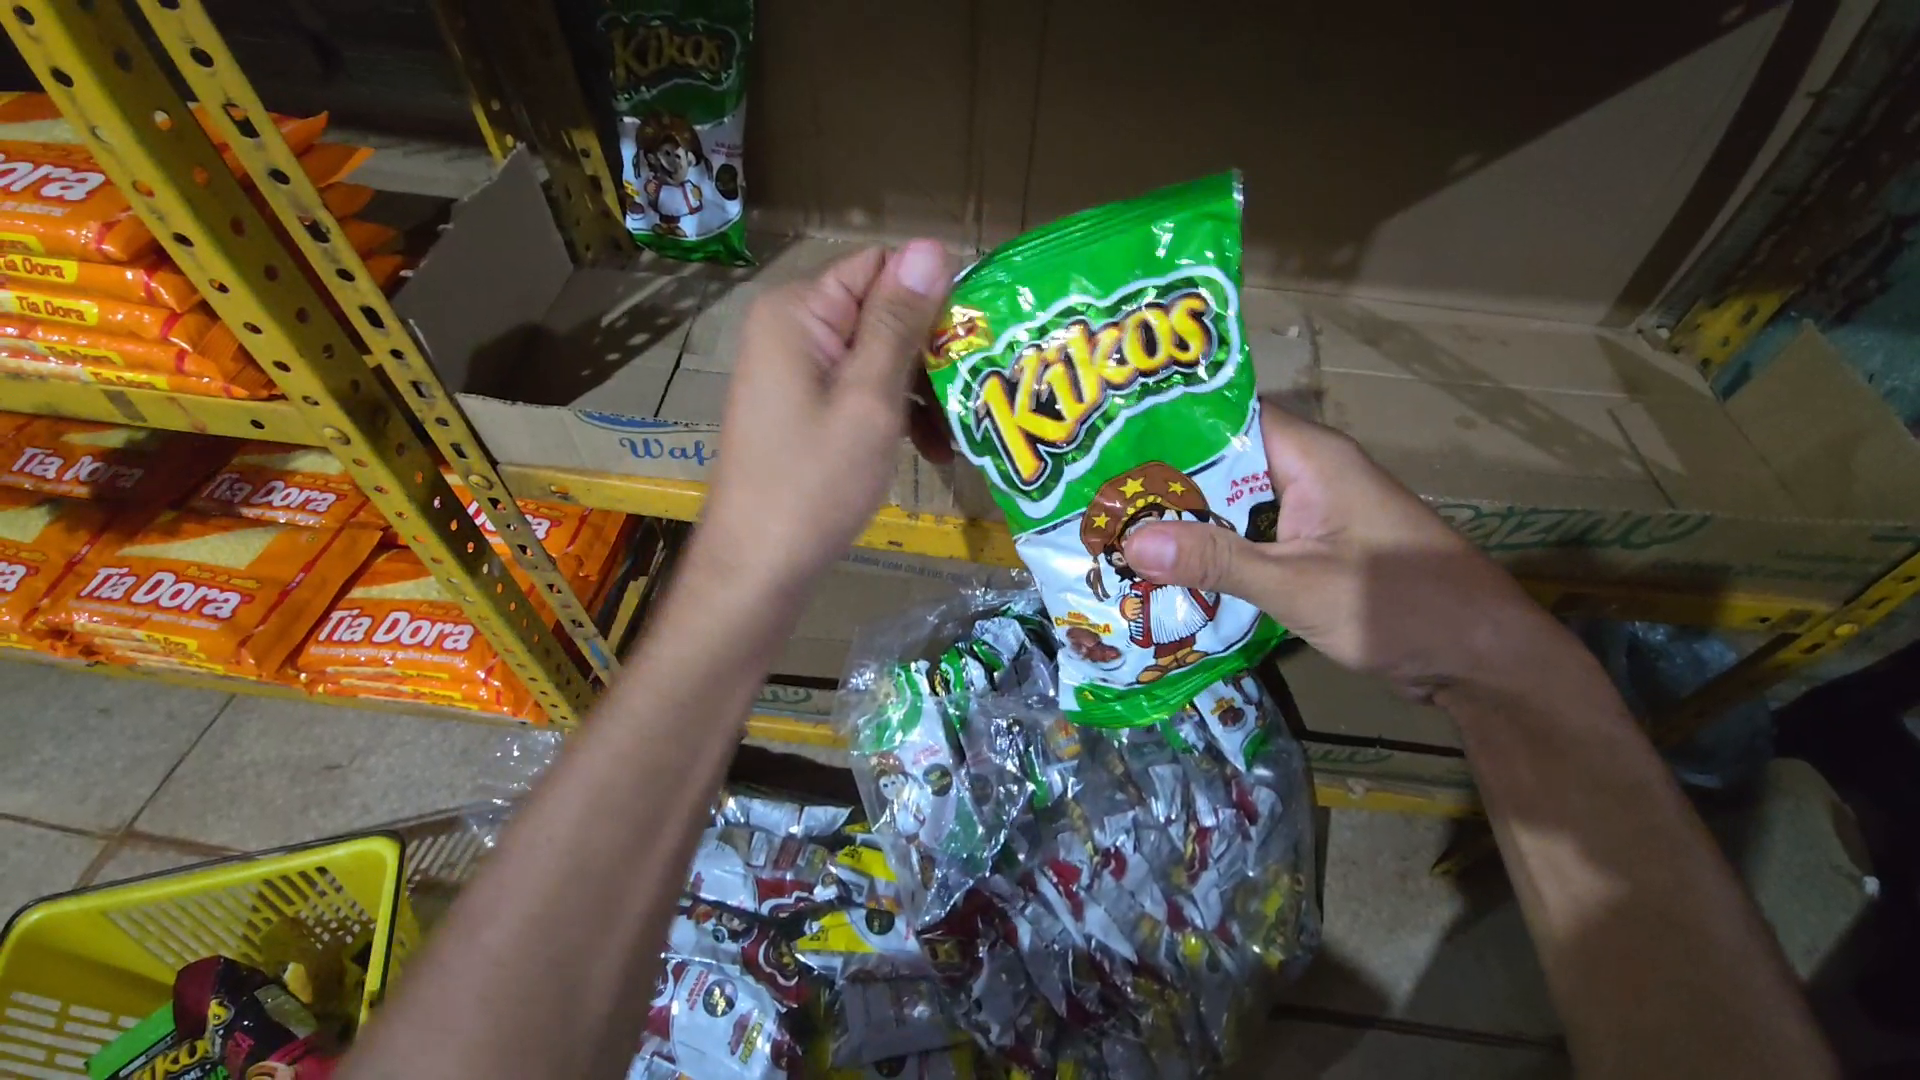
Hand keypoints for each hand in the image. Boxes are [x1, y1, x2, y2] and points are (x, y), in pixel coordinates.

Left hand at [698, 240, 952, 587]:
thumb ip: (899, 322)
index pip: (880, 266)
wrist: (758, 566)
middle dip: (929, 354)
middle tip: (974, 397)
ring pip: (876, 356)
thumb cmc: (814, 484)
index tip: (977, 341)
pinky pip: (858, 390)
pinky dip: (894, 414)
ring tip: (954, 440)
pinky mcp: (801, 407)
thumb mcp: (869, 399)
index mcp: (798, 311)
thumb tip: (933, 245)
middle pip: (880, 312)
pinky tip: (929, 452)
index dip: (933, 297)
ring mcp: (793, 370)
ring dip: (919, 392)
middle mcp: (790, 328)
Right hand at [1120, 403, 1564, 700]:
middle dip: (1166, 481)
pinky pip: (1253, 536)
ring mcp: (1314, 512)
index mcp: (1313, 458)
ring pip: (1235, 502)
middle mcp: (1310, 473)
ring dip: (1188, 520)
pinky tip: (1170, 569)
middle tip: (1099, 498)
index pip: (1228, 416)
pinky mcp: (1316, 547)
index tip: (1109, 444)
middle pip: (1224, 462)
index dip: (1169, 425)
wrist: (1482, 660)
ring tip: (1119, 531)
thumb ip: (1216, 561)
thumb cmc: (1399, 608)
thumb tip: (1131, 539)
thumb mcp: (1297, 585)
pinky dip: (1216, 549)